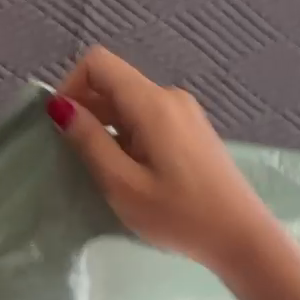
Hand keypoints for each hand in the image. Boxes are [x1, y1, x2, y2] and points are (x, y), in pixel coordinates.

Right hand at [48, 46, 278, 275]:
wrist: (240, 236)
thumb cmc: (178, 215)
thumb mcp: (122, 184)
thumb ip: (89, 142)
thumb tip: (59, 108)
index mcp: (152, 104)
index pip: (98, 63)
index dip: (70, 87)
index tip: (62, 127)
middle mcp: (169, 97)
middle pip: (112, 82)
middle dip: (85, 110)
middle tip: (75, 157)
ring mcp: (183, 112)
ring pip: (127, 103)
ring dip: (104, 127)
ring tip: (102, 170)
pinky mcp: (189, 130)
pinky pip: (144, 118)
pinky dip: (124, 135)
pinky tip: (128, 171)